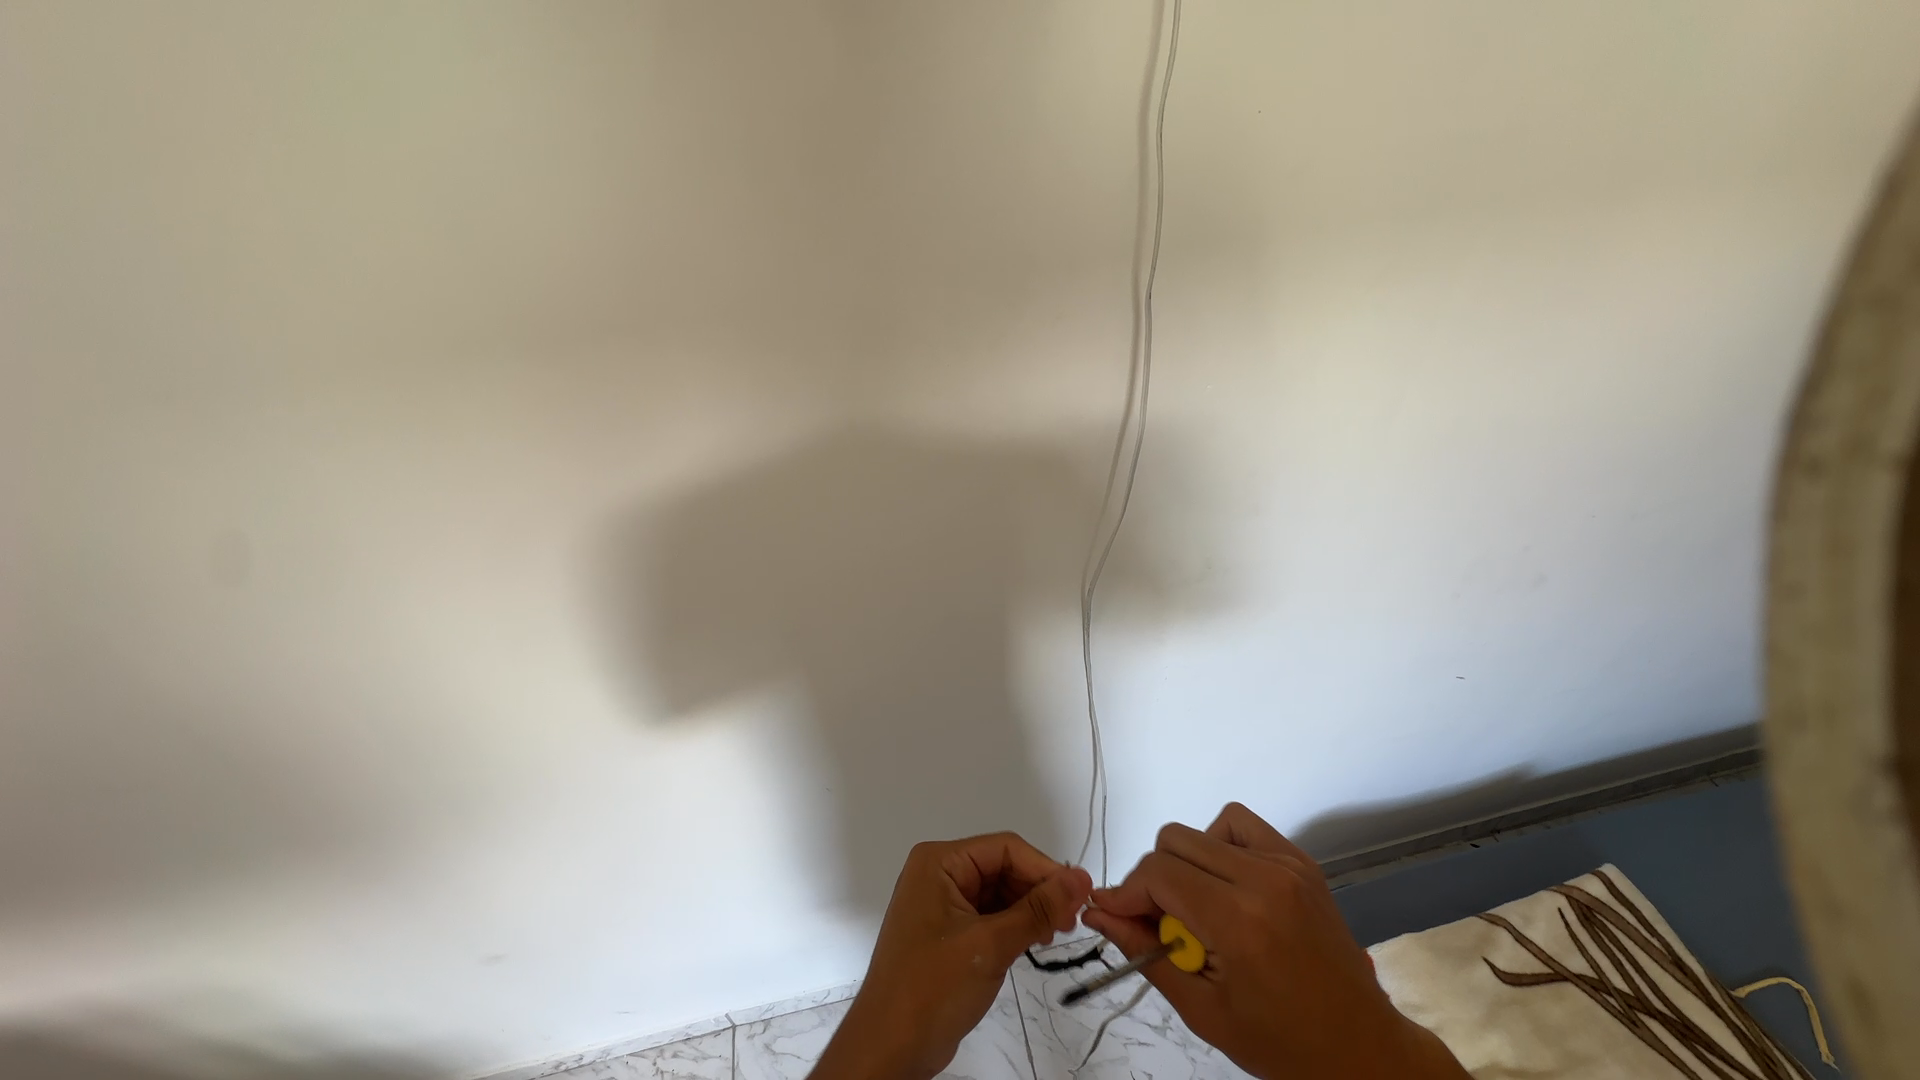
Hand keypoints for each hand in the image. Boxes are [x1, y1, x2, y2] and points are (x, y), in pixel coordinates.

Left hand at [813, 833, 1092, 1079]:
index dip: (1045, 868)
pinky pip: (990, 915)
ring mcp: (942, 904)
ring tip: (1056, 934)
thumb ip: (1038, 909)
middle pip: (1003, 867)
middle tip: (1072, 921)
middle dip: (1038, 891)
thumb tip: (1080, 878)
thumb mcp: (990, 944)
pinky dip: (1014, 925)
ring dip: (1030, 910)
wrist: (889, 1048)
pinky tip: (1034, 942)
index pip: (1005, 849)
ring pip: (999, 892)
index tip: (1081, 894)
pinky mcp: (949, 932)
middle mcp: (939, 874)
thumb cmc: (932, 988)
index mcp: (939, 863)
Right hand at [1081, 804, 1470, 1079]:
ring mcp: (1286, 864)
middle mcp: (1263, 879)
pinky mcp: (1300, 861)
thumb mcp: (1201, 1008)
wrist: (1361, 1048)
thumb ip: (1144, 951)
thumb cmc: (1279, 1042)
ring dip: (1185, 861)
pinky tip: (1225, 886)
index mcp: (1238, 920)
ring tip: (1197, 905)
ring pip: (1202, 829)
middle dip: (1152, 879)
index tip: (1118, 917)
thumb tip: (1096, 911)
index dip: (1127, 892)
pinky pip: (1240, 825)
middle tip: (1160, 923)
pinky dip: (1219, 845)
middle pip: (1173, 842)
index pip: (1158, 872)